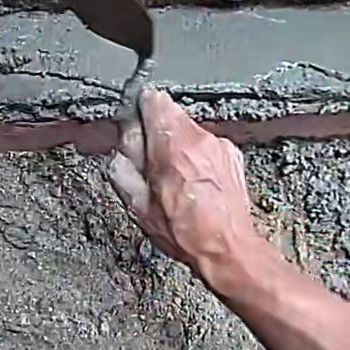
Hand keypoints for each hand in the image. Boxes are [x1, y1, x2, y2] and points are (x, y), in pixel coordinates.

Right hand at [107, 88, 269, 277]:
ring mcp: (218, 146)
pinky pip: (204, 146)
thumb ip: (122, 170)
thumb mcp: (138, 206)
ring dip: (175, 147)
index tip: (133, 133)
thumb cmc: (185, 232)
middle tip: (149, 166)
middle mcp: (198, 139)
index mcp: (171, 147)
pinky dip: (194, 158)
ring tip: (172, 181)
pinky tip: (192, 185)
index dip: (138, 114)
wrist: (227, 247)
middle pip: (170, 115)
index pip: (153, 101)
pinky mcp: (230, 155)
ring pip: (187, 131)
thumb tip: (119, 150)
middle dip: (155, 135)